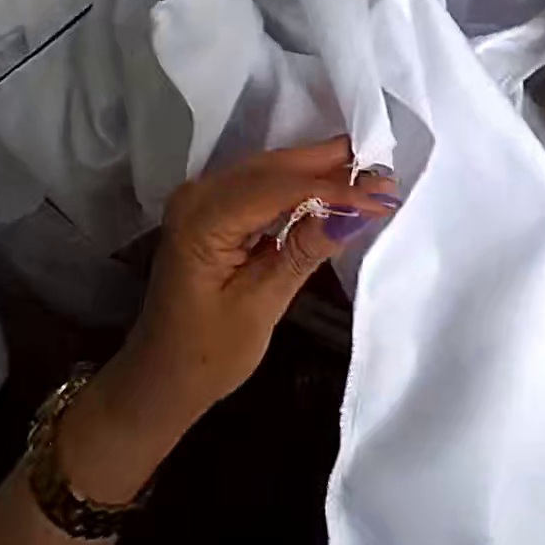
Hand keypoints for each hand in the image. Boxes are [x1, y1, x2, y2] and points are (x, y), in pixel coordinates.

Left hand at [57, 137, 397, 501]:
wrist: (161, 376)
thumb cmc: (206, 354)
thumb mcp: (261, 305)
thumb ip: (305, 250)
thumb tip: (356, 211)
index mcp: (203, 219)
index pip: (279, 187)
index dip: (334, 187)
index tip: (382, 194)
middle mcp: (199, 194)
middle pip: (275, 167)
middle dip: (332, 167)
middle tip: (383, 172)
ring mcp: (203, 197)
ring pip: (272, 170)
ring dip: (320, 172)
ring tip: (368, 177)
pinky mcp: (214, 207)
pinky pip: (264, 184)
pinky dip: (300, 186)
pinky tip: (332, 188)